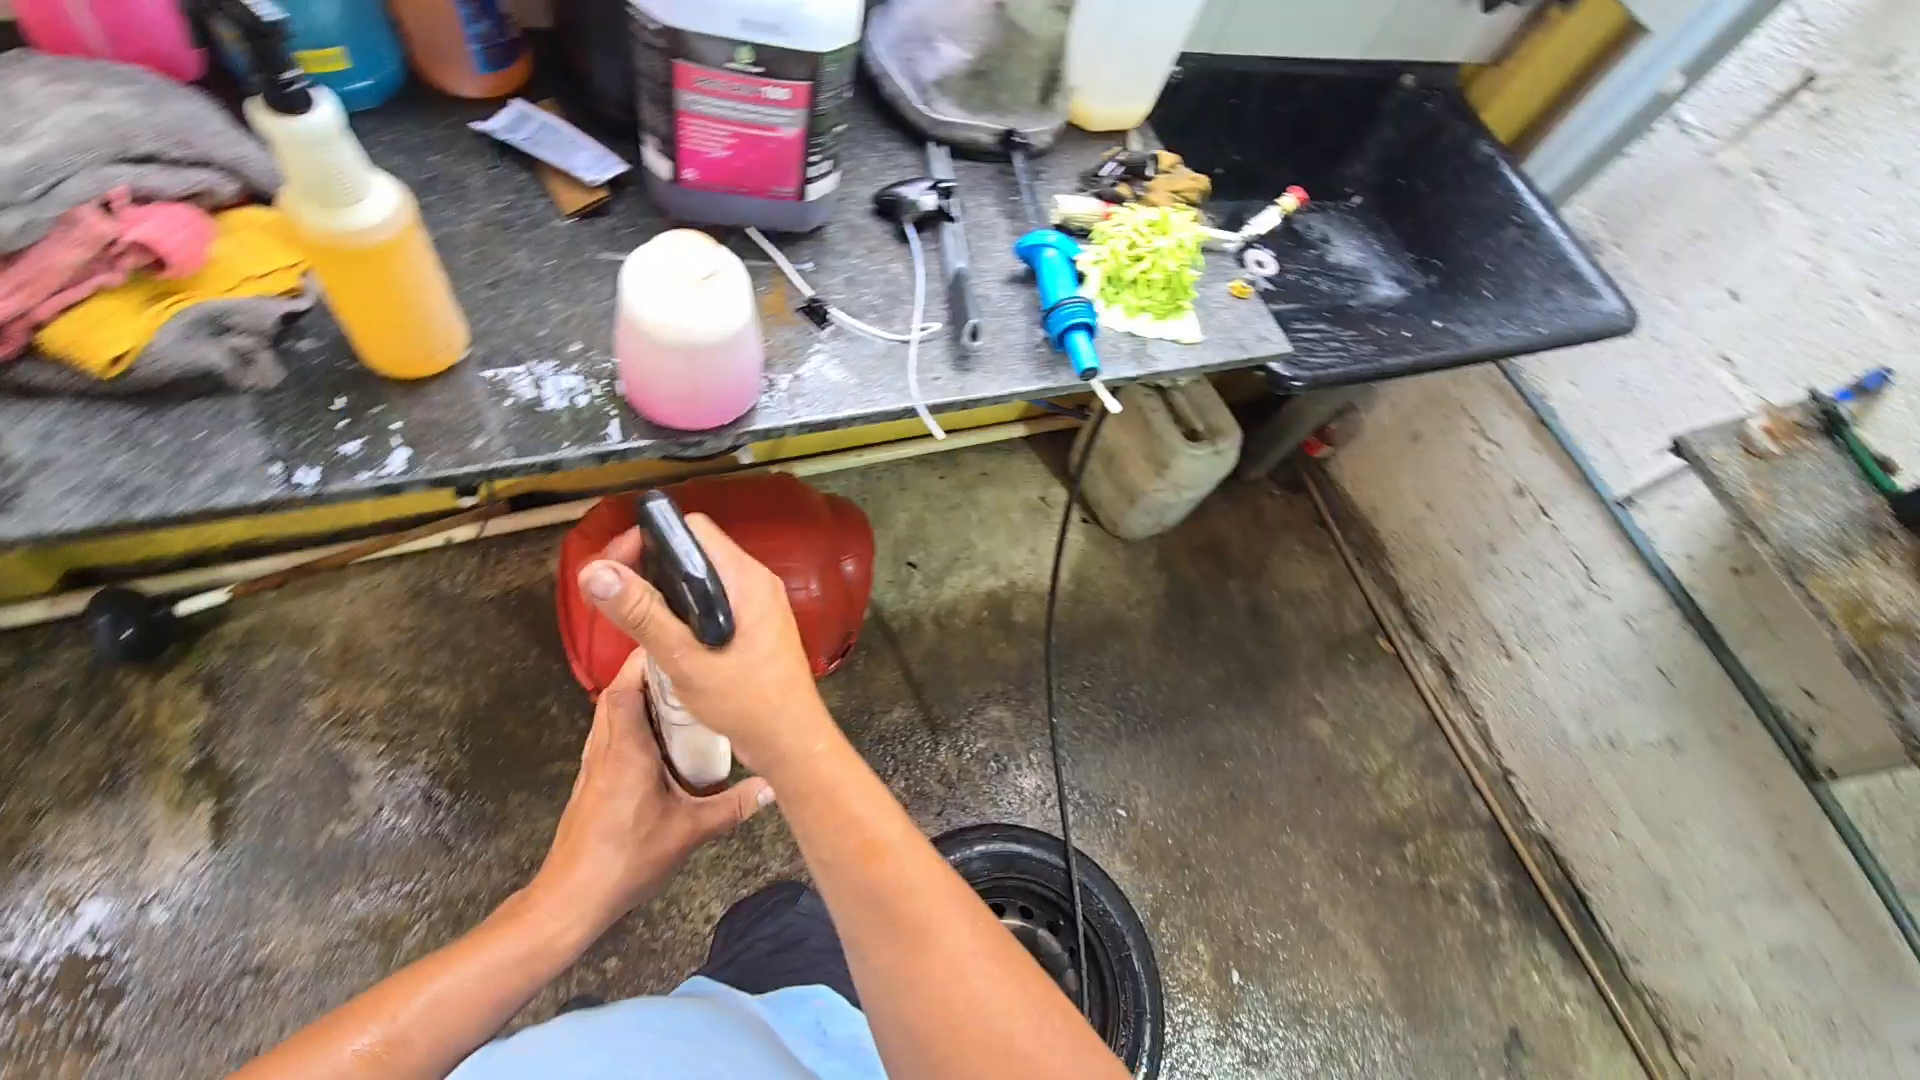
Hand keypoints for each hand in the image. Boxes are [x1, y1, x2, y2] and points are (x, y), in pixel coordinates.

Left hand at [527, 648, 772, 941]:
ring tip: (679, 693)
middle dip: (647, 673)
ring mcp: (594, 765)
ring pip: (610, 713)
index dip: (645, 661)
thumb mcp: (689, 832)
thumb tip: (774, 786)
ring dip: (638, 696)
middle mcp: (605, 748)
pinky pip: (610, 734)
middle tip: (688, 665)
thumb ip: (732, 807)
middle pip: (616, 693)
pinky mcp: (591, 781)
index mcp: (626, 750)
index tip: (677, 645)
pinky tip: (660, 736)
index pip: (625, 688)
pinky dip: (631, 721)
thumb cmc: (627, 858)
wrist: (571, 899)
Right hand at [576, 515, 836, 778]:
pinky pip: (712, 603)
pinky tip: (664, 639)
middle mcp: (755, 582)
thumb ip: (642, 613)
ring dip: (665, 593)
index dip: (646, 539)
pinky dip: (685, 612)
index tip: (613, 570)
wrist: (792, 742)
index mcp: (746, 578)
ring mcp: (757, 605)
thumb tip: (594, 572)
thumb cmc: (746, 701)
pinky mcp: (753, 627)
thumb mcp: (685, 658)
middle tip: (615, 598)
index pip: (691, 529)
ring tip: (633, 620)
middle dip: (650, 567)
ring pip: (702, 579)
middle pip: (694, 551)